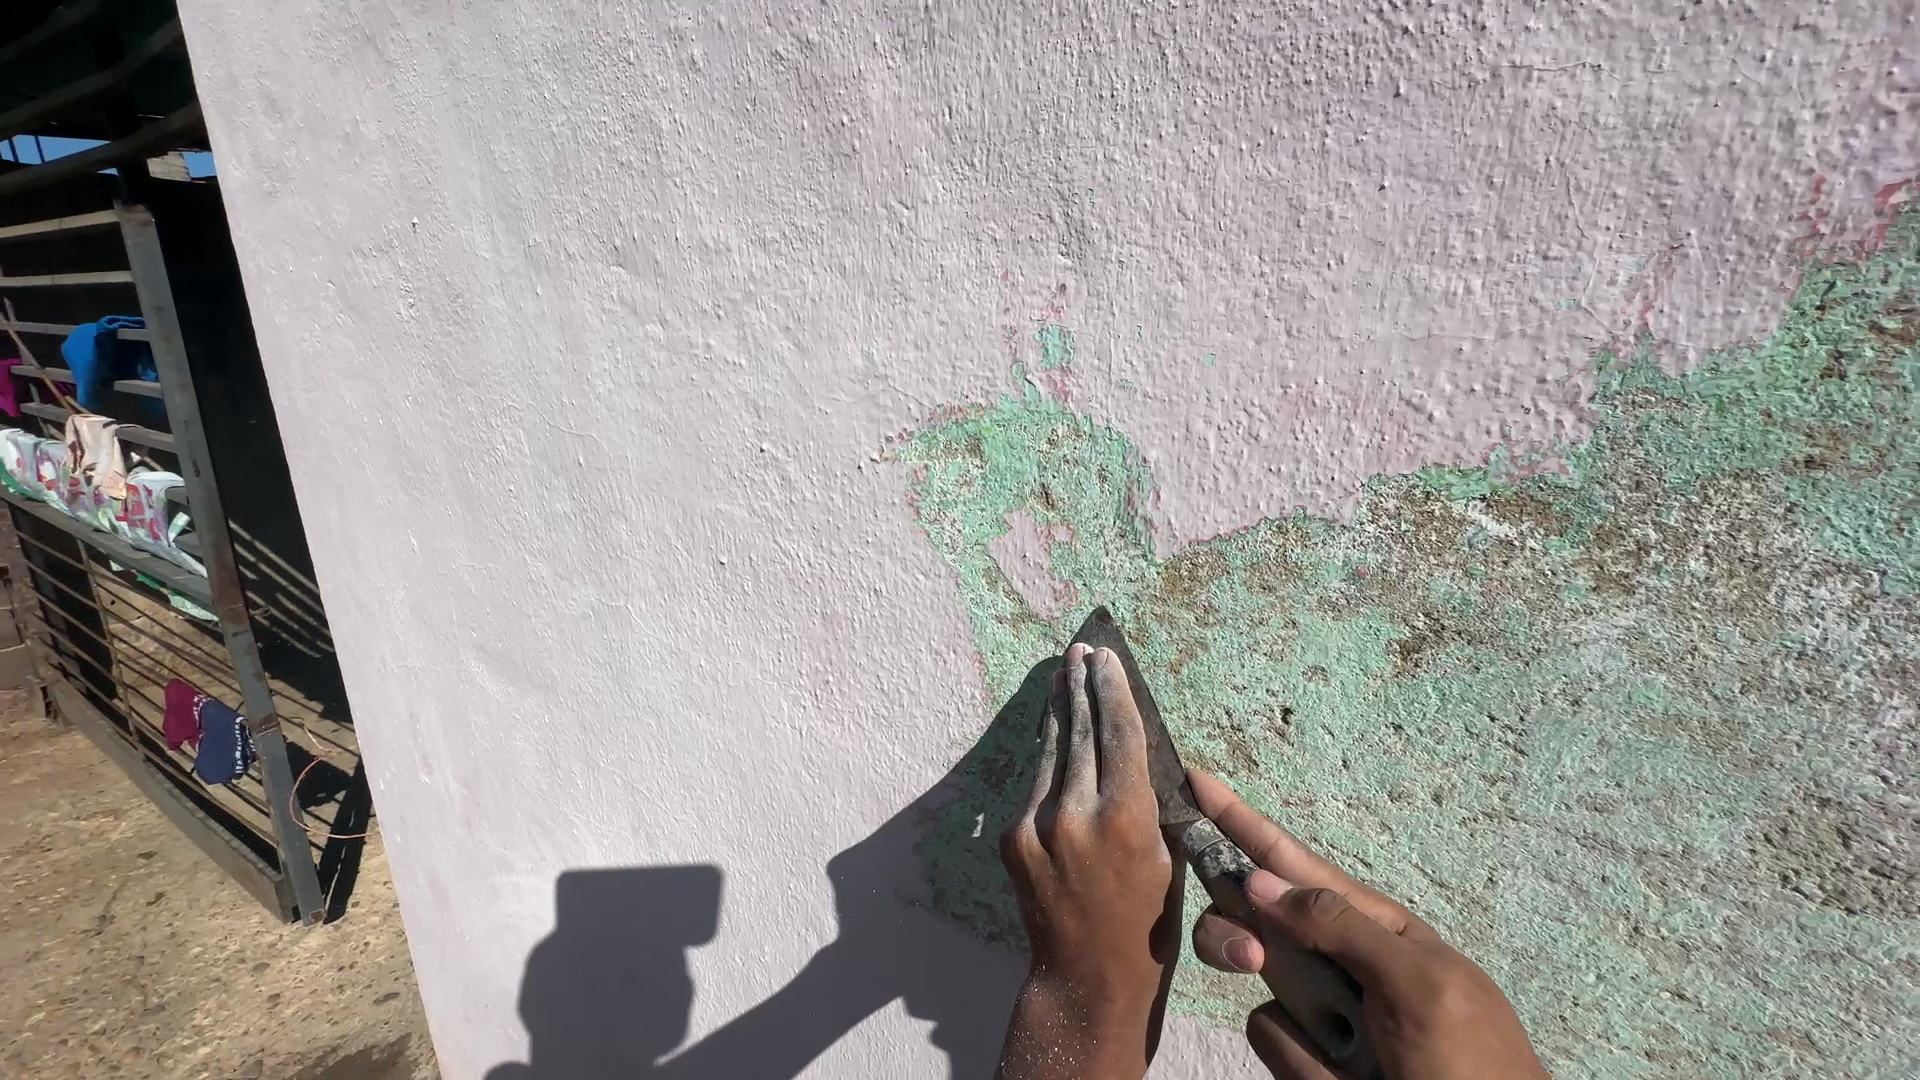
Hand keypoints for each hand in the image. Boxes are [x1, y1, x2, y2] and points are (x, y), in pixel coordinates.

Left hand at [994, 643, 1181, 1079]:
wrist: (1085, 975)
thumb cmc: (1146, 921)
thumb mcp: (1166, 857)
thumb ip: (1147, 800)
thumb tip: (1130, 746)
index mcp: (1125, 818)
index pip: (1119, 734)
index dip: (1114, 690)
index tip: (1107, 657)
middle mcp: (1075, 813)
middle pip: (1080, 731)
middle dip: (1081, 686)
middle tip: (1081, 649)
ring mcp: (1036, 824)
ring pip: (1051, 750)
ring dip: (1057, 709)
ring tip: (1063, 673)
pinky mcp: (1012, 835)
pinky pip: (1035, 782)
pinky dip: (1047, 753)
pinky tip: (1051, 727)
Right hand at [1187, 771, 1545, 1079]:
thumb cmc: (1472, 1067)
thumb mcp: (1420, 987)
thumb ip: (1339, 925)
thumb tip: (1255, 880)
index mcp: (1366, 923)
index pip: (1290, 859)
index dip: (1240, 819)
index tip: (1194, 779)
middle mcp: (1330, 956)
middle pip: (1251, 916)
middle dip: (1233, 930)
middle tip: (1249, 959)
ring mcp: (1317, 1009)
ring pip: (1255, 985)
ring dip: (1291, 1022)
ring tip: (1338, 1064)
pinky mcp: (1307, 1057)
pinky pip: (1272, 1038)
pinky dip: (1303, 1065)